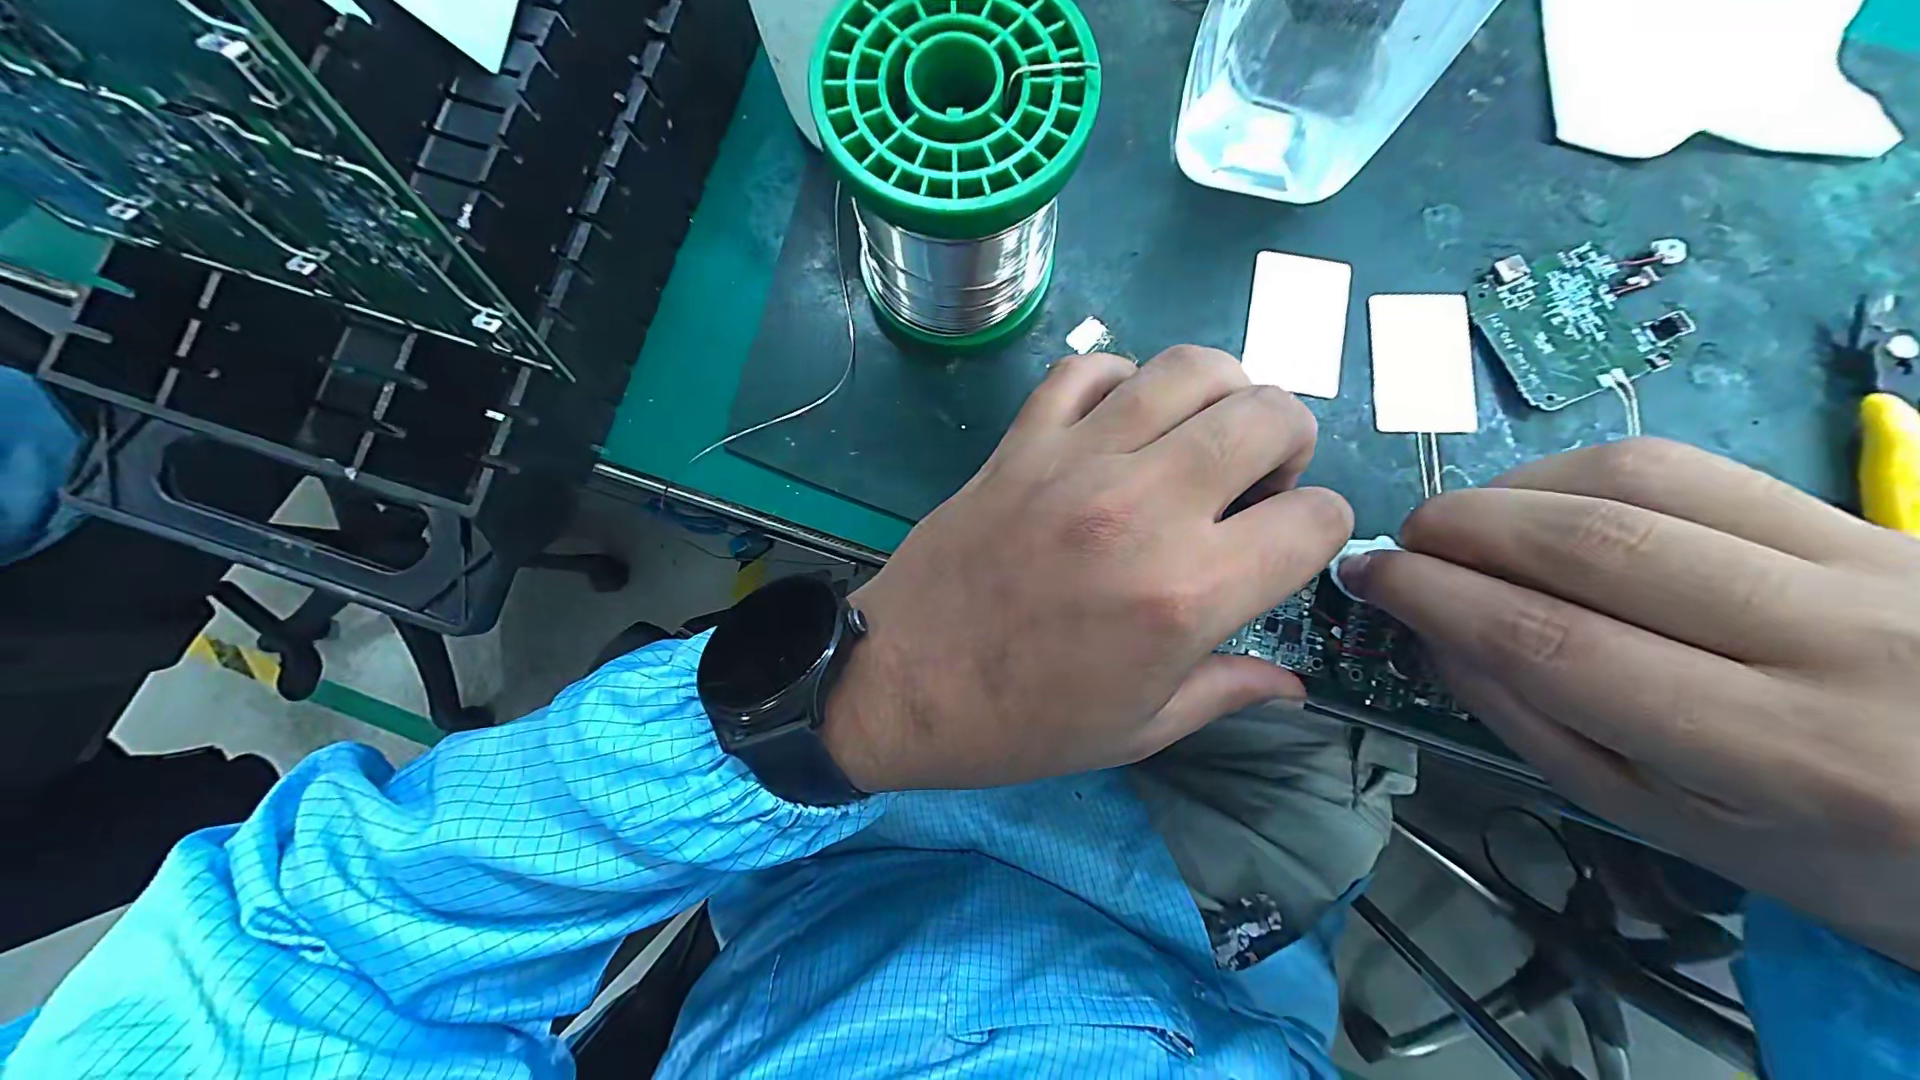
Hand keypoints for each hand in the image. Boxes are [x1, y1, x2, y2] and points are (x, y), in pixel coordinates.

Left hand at [823, 346, 1351, 792]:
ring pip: (1189, 369)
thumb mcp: (1138, 729)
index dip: (1318, 531)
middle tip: (1252, 483)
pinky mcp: (1018, 445)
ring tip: (1199, 438)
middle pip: (1269, 416)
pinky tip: (1118, 420)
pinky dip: (1119, 379)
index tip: (1284, 548)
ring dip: (1221, 394)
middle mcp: (1144, 508)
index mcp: (1189, 593)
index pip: (1316, 518)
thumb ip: (1226, 691)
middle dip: (1288, 443)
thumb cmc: (1019, 723)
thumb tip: (1291, 683)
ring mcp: (1075, 464)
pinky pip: (1085, 371)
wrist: (901, 685)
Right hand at [1343, 438, 1919, 969]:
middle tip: (1401, 542)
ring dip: (1511, 490)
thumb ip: (1526, 716)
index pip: (1550, 642)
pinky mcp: (1879, 521)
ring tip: (1464, 522)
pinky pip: (1693, 467)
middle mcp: (1843, 647)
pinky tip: (1543, 501)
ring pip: (1641, 481)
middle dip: (1457, 528)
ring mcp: (1875, 567)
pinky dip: (1580, 471)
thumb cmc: (1820, 847)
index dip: (1432, 595)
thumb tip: (1431, 625)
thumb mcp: (1656, 814)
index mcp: (1784, 759)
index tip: (1367, 576)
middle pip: (1591, 545)